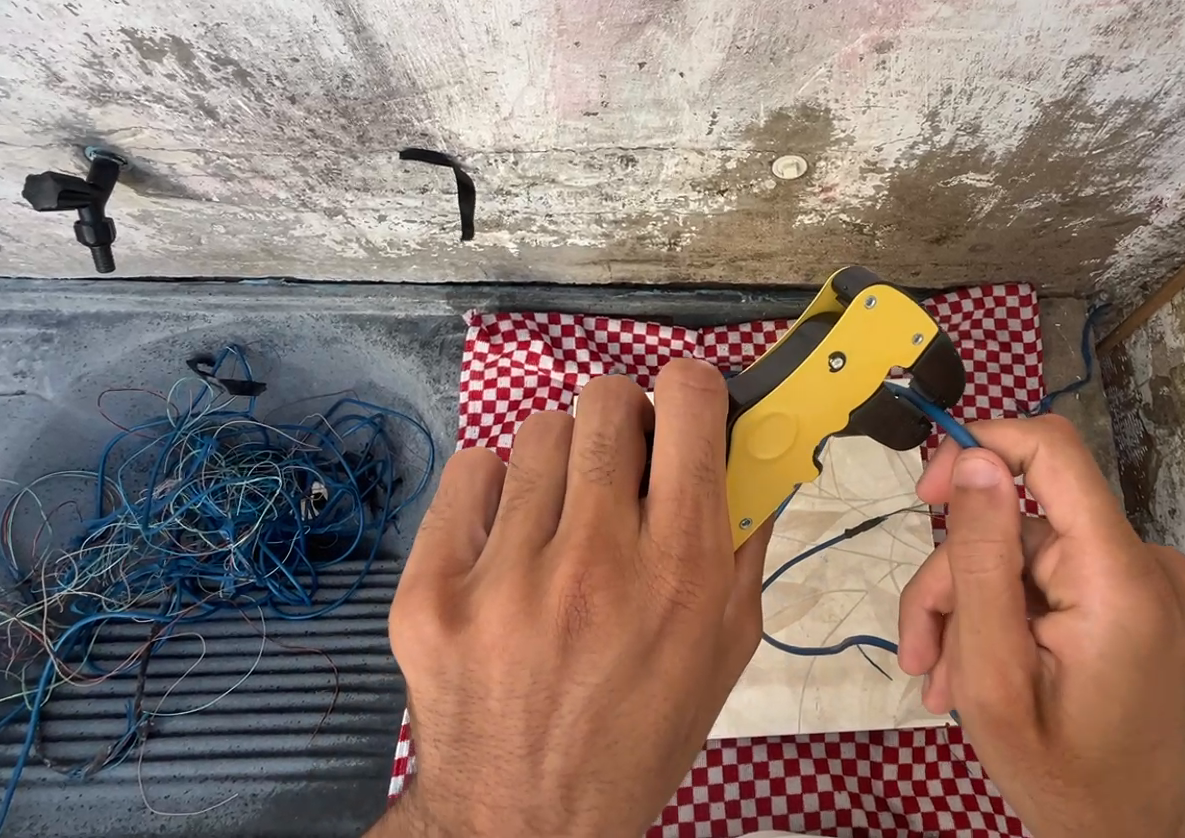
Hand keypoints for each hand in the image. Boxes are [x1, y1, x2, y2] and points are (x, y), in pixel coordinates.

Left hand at [369, 360, 772, 837]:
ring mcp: (504, 575)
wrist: (527, 818)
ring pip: (540, 430)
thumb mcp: (729, 643)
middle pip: (606, 399)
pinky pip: (471, 469)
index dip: (691, 388)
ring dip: (562, 459)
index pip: (688, 405)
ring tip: (561, 515)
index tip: (684, 407)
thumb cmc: (645, 727)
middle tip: (622, 461)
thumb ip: (746, 535)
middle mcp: (594, 562)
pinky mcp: (432, 590)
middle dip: (624, 417)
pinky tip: (508, 538)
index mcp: (680, 570)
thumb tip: (751, 443)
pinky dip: (496, 489)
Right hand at [898, 416, 1184, 837]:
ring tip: (941, 677)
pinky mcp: (1137, 599)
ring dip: (970, 606)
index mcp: (1121, 577)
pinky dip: (1005, 613)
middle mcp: (1148, 563)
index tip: (926, 492)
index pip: (1052, 449)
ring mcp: (1148, 582)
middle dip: (954, 577)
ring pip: (1022, 554)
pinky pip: (1048, 577)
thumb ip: (979, 562)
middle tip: (918, 648)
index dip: (980, 446)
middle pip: (1017, 522)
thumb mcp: (993, 678)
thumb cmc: (1064, 780)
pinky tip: (976, 669)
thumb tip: (976, 459)